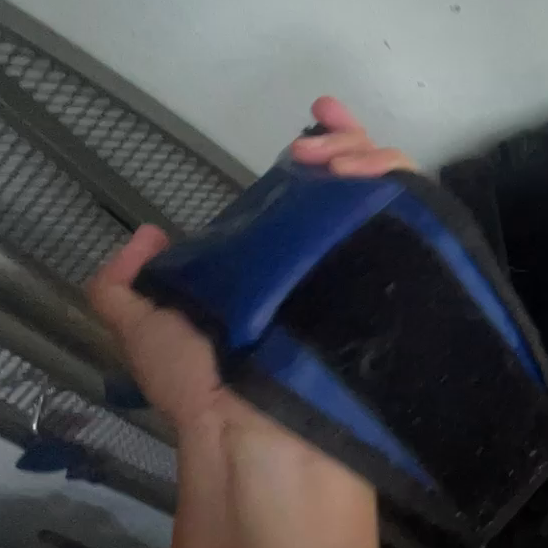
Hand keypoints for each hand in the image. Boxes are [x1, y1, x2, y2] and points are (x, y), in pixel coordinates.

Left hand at [87, 95, 415, 433]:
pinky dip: (406, 185)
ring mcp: (378, 264)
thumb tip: (146, 234)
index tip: (313, 119)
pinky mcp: (409, 276)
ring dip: (373, 156)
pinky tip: (379, 177)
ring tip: (338, 161)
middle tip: (315, 149)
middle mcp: (339, 254)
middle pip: (364, 179)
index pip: (314, 192)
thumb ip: (126, 285)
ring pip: (397, 190)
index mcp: (288, 258)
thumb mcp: (146, 329)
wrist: (265, 429)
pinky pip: (421, 221)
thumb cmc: (210, 383)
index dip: (325, 146)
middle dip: (349, 142)